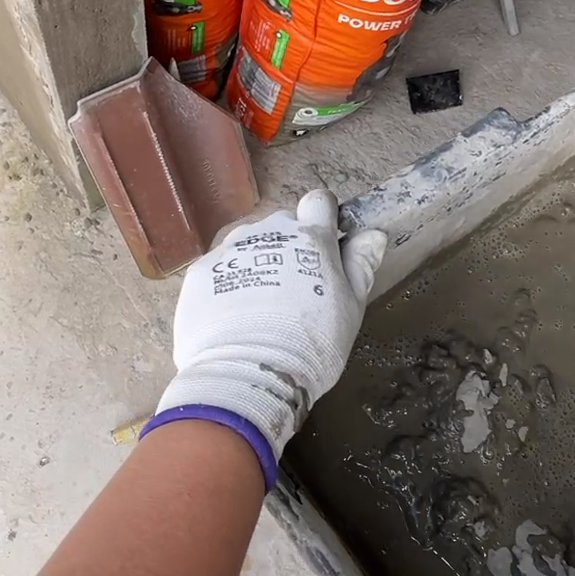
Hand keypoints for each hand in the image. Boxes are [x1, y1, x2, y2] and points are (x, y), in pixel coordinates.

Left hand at [144, 190, 386, 487]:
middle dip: (288, 245)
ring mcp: (231, 249)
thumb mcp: (351, 308)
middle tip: (293, 288)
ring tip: (260, 305)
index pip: (319, 201)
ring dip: (257, 260)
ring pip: (249, 243)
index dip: (323, 218)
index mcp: (311, 238)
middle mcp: (269, 231)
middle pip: (282, 224)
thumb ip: (361, 265)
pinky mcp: (201, 270)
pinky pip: (221, 267)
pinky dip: (228, 283)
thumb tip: (373, 234)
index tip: (324, 244)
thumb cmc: (311, 343)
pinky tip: (233, 315)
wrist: (246, 374)